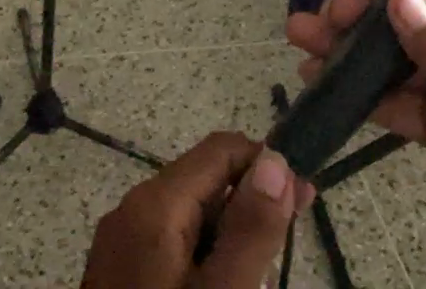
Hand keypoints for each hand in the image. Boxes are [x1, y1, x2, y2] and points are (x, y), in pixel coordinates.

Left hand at [81, 131, 312, 288]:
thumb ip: (251, 228)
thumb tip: (276, 160)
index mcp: (154, 204)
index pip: (221, 150)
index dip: (267, 166)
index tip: (303, 201)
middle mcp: (132, 211)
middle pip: (206, 181)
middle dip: (252, 203)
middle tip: (295, 235)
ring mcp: (122, 244)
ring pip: (192, 217)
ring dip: (233, 233)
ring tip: (263, 270)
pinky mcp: (121, 274)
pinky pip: (172, 246)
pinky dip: (206, 257)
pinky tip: (227, 285)